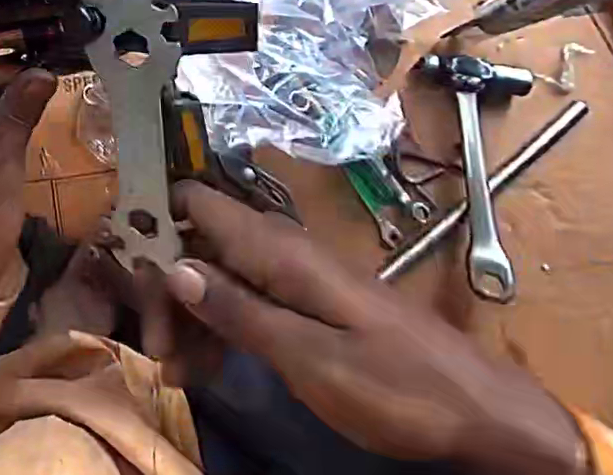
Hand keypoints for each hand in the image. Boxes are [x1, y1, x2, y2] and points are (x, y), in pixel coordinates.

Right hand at [146, 182, 589, 474]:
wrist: (486, 414)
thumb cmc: (396, 384)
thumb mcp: (310, 358)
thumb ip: (237, 309)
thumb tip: (172, 267)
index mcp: (271, 245)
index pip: (191, 199)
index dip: (151, 218)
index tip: (127, 265)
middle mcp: (271, 244)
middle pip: (192, 239)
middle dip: (164, 284)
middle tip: (157, 344)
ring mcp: (283, 269)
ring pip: (209, 270)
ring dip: (186, 312)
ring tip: (176, 366)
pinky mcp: (295, 295)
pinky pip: (237, 295)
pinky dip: (215, 324)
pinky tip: (204, 364)